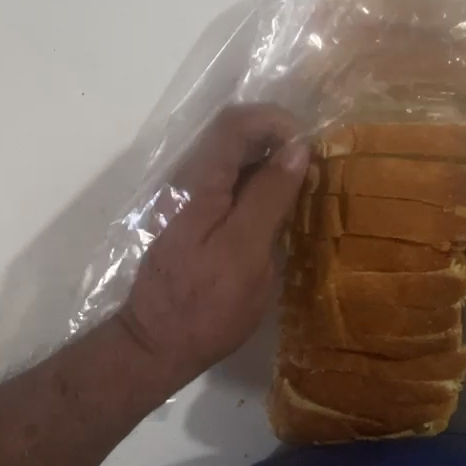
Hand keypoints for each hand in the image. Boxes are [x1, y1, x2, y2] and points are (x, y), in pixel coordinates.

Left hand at [118, 104, 309, 388]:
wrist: (155, 345)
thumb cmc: (206, 305)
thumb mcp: (246, 252)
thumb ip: (269, 195)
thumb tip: (297, 148)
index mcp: (199, 181)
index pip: (236, 121)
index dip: (276, 120)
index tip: (307, 146)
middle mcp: (189, 178)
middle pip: (235, 134)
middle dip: (277, 139)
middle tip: (309, 167)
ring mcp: (189, 197)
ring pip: (234, 157)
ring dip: (269, 161)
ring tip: (298, 188)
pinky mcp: (194, 216)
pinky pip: (230, 182)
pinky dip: (258, 183)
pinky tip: (276, 210)